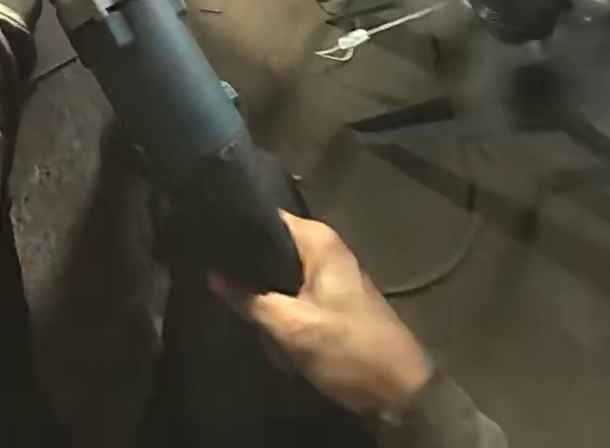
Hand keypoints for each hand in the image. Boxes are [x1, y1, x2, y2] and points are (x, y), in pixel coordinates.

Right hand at [212, 211, 430, 414]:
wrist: (401, 394)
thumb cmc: (347, 347)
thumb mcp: (292, 326)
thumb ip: (249, 299)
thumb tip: (212, 274)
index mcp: (317, 238)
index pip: (265, 214)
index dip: (237, 224)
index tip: (208, 234)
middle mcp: (323, 244)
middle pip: (271, 238)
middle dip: (245, 253)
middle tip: (209, 259)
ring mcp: (329, 269)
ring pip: (280, 262)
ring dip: (258, 275)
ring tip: (221, 276)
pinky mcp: (330, 293)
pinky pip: (291, 280)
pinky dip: (274, 289)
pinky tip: (251, 299)